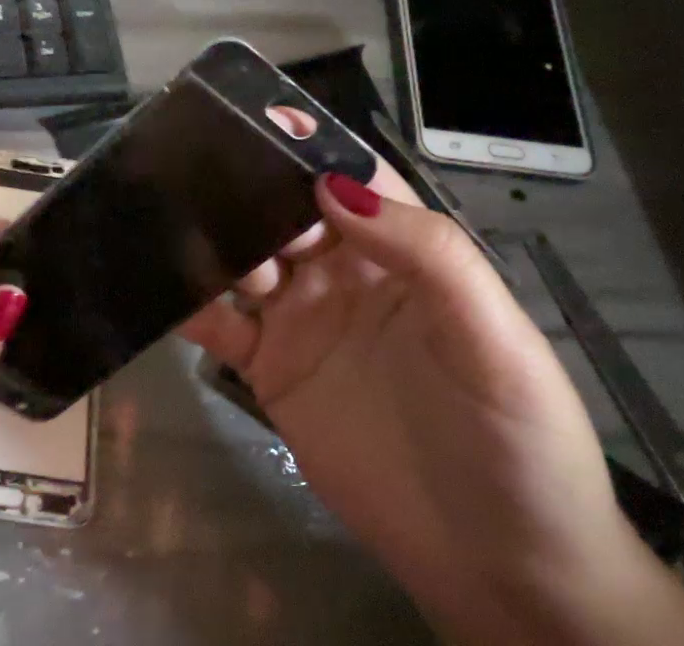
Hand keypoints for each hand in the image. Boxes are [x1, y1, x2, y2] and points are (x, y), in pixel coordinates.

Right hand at [182, 167, 683, 644]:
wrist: (496, 563)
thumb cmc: (515, 441)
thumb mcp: (493, 341)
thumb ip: (428, 257)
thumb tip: (332, 186)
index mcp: (406, 258)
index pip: (354, 183)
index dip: (311, 148)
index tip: (255, 119)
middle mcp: (346, 278)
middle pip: (285, 214)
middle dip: (247, 191)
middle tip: (200, 179)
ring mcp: (301, 323)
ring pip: (243, 261)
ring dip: (214, 243)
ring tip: (180, 233)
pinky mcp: (267, 370)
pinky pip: (219, 326)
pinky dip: (191, 306)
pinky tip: (168, 294)